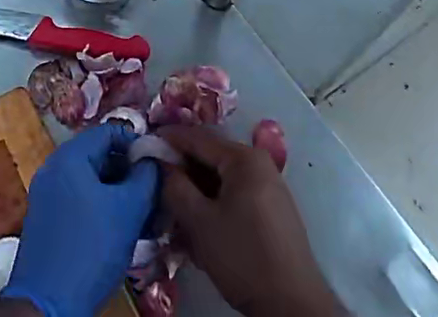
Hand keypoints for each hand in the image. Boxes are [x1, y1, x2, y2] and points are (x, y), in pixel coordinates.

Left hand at [1, 124, 158, 316]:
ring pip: (91, 180)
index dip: (137, 142)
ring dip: (119, 192)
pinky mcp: (48, 218)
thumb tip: (154, 159)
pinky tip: (121, 228)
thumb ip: (145, 177)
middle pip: (99, 154)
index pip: (109, 131)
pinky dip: (102, 206)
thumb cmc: (90, 247)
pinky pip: (80, 199)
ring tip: (144, 214)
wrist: (48, 303)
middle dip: (129, 171)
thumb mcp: (128, 210)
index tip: (159, 162)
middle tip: (155, 191)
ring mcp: (48, 193)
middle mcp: (54, 167)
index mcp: (70, 156)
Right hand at [157, 126, 343, 316]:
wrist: (293, 308)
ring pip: (221, 179)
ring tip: (176, 211)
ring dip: (197, 191)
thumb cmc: (243, 257)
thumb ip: (175, 187)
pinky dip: (214, 204)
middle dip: (183, 171)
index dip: (168, 139)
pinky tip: (201, 227)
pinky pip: (235, 195)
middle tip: (158, 184)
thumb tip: (161, 164)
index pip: (198, 138)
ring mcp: (269, 187)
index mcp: (244, 158)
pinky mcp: (272, 211)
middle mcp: (259, 164)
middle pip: (210, 158)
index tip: (144, 144)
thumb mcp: (200, 223)